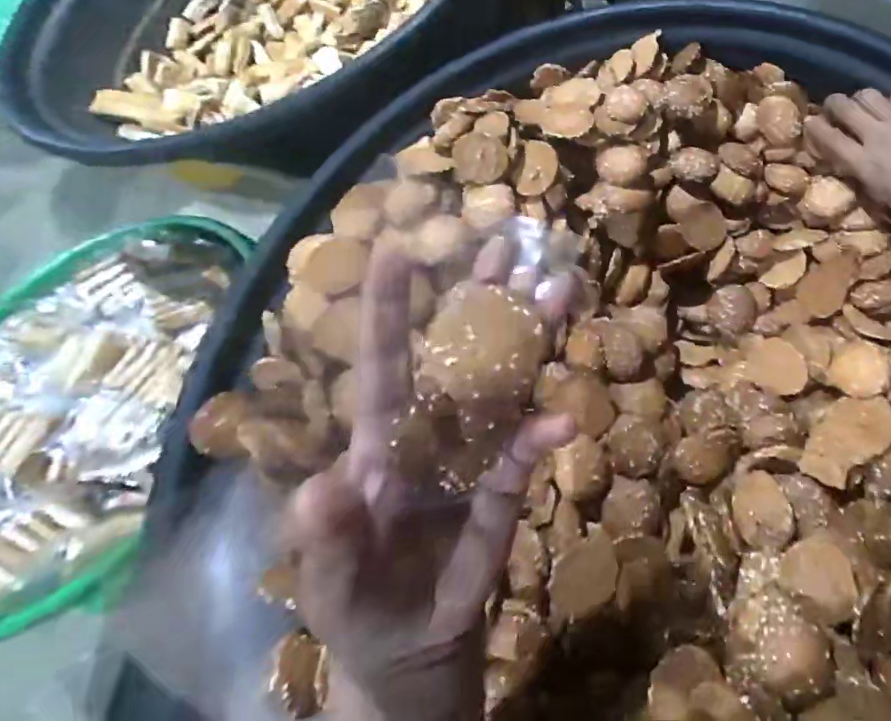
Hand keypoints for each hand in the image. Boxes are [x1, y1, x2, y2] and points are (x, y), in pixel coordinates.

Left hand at [278, 241, 576, 720]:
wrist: (407, 646)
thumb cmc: (354, 600)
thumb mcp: (328, 577)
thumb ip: (327, 536)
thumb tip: (327, 485)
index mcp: (380, 437)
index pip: (385, 362)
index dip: (391, 308)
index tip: (398, 247)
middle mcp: (432, 428)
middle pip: (461, 352)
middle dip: (483, 298)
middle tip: (508, 246)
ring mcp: (473, 454)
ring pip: (505, 383)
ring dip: (530, 338)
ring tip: (556, 288)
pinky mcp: (504, 490)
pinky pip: (522, 457)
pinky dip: (539, 438)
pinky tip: (563, 421)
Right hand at [805, 89, 890, 242]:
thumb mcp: (888, 203)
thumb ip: (870, 182)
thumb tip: (863, 172)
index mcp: (864, 165)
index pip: (828, 138)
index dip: (814, 128)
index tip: (809, 124)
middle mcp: (876, 136)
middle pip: (843, 106)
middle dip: (833, 105)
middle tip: (833, 110)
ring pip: (868, 94)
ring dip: (860, 99)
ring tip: (864, 107)